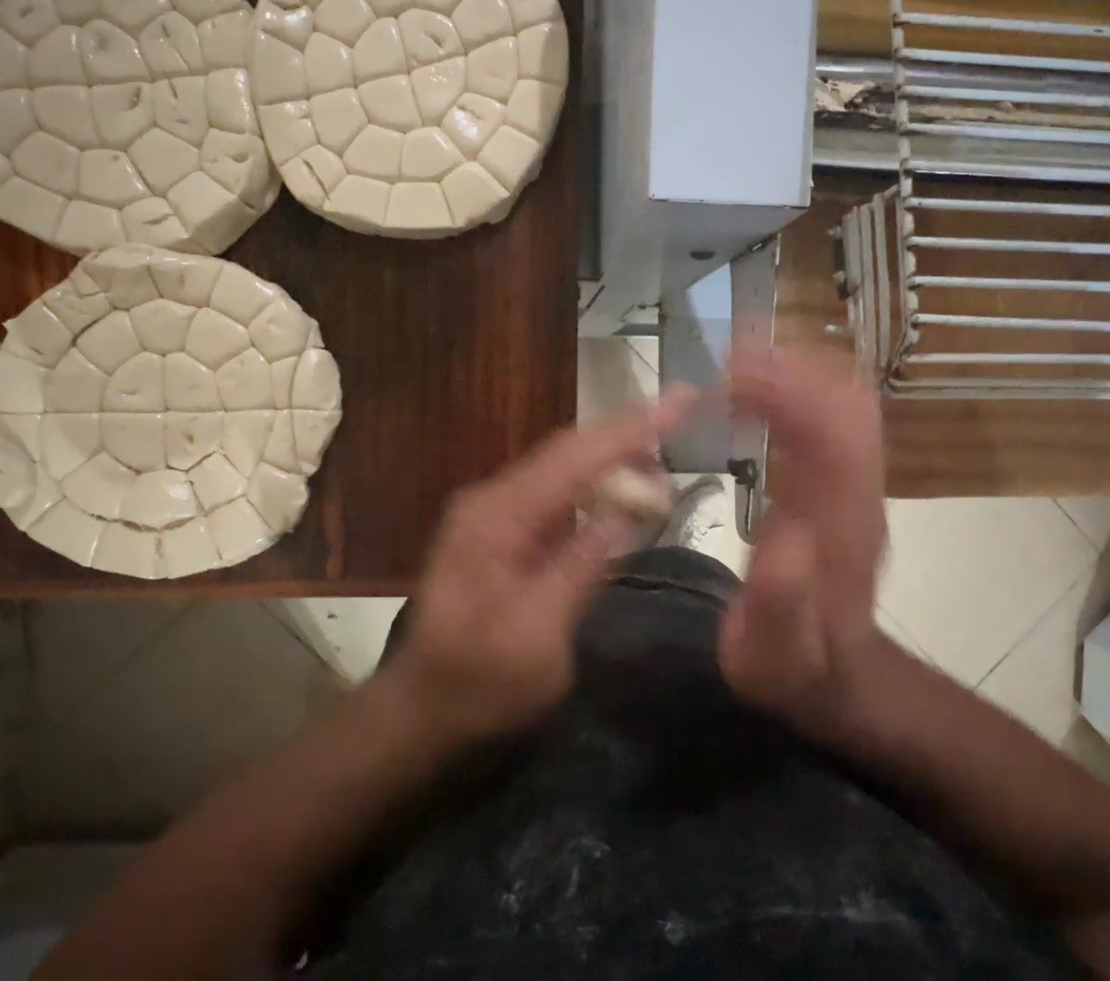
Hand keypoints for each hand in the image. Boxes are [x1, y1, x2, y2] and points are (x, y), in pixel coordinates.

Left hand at [382, 389, 695, 744]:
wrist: (424, 709)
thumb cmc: (479, 684)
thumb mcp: (536, 638)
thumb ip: (578, 570)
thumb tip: (624, 516)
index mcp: (496, 519)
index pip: (573, 457)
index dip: (630, 427)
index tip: (682, 399)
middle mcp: (491, 501)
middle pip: (568, 452)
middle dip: (627, 435)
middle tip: (685, 422)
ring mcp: (494, 516)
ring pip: (564, 469)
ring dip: (615, 460)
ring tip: (668, 457)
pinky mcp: (503, 534)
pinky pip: (556, 495)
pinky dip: (596, 488)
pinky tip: (627, 493)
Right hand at [718, 342, 892, 735]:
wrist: (838, 680)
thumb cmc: (797, 669)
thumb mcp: (776, 653)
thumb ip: (781, 601)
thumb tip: (784, 531)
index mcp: (844, 524)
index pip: (835, 436)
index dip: (792, 392)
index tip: (734, 369)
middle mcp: (857, 491)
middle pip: (849, 402)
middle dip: (796, 364)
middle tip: (731, 350)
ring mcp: (852, 484)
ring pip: (842, 402)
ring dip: (796, 369)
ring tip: (737, 354)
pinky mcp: (837, 485)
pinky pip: (826, 419)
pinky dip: (793, 390)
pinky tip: (752, 386)